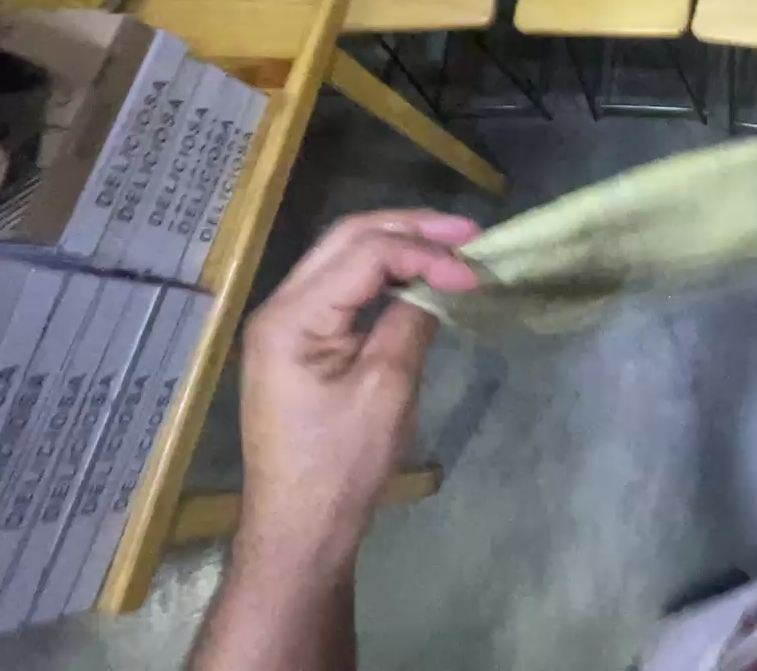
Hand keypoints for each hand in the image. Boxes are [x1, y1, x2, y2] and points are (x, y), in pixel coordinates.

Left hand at [235, 210, 479, 572]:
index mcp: (292, 318)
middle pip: (350, 237)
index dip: (427, 254)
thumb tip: (444, 280)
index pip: (368, 255)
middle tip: (469, 233)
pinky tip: (423, 273)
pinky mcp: (305, 337)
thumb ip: (413, 319)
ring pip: (348, 253)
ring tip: (454, 244)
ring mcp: (289, 321)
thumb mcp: (387, 387)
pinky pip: (349, 283)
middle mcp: (281, 307)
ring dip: (403, 243)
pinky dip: (390, 270)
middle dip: (414, 228)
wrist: (302, 528)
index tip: (474, 274)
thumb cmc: (343, 464)